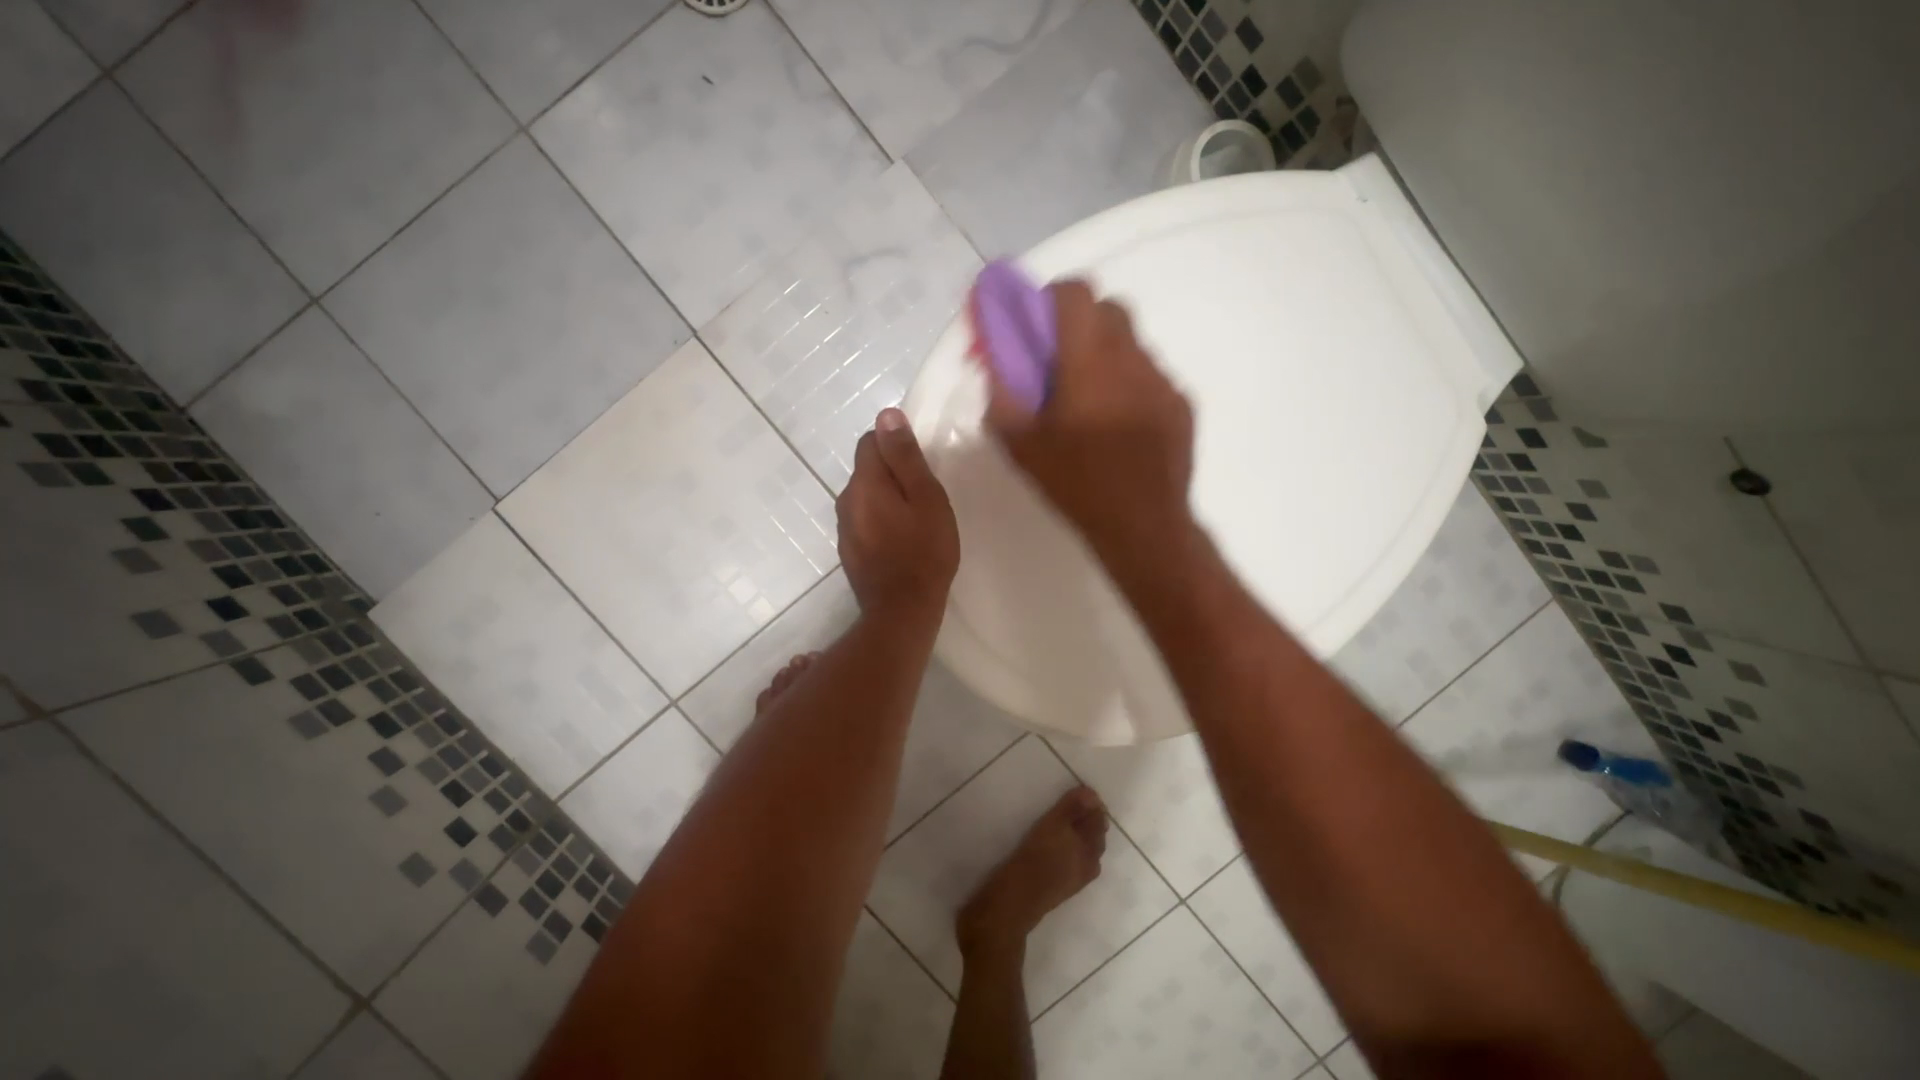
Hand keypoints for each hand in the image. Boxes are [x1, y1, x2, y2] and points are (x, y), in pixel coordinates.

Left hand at [837, 408, 959, 623]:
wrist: (902, 611)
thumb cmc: (924, 552)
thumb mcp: (926, 498)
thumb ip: (905, 456)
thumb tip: (887, 415)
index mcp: (865, 482)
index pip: (870, 440)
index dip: (896, 445)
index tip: (921, 466)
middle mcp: (846, 499)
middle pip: (868, 469)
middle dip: (893, 473)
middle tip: (926, 496)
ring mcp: (845, 528)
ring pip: (866, 497)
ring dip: (887, 500)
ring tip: (917, 521)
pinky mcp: (850, 550)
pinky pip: (865, 521)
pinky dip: (881, 523)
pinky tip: (903, 542)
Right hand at [986, 281, 1195, 570]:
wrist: (1142, 525)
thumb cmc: (1076, 483)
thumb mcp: (1021, 446)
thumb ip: (1002, 397)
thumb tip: (997, 367)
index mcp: (1088, 361)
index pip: (1077, 292)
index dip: (1054, 297)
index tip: (1038, 325)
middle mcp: (1131, 358)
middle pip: (1110, 309)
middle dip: (1082, 323)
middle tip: (1061, 361)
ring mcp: (1163, 380)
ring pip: (1132, 344)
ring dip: (1108, 356)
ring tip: (1092, 402)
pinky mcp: (1182, 404)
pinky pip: (1152, 377)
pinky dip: (1132, 386)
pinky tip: (1121, 426)